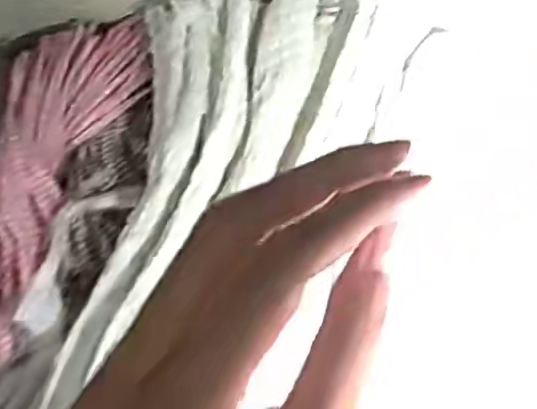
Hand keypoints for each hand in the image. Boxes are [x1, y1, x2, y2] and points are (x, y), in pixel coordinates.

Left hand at [76, 142, 429, 408]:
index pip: (283, 262)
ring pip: (211, 237)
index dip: (361, 208)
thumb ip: (345, 357)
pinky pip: (203, 264)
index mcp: (180, 399)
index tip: (422, 184)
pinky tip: (316, 214)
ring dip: (300, 189)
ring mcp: (114, 363)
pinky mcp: (122, 365)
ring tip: (368, 170)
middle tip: (400, 153)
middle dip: (328, 175)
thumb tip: (379, 253)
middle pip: (234, 228)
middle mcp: (129, 367)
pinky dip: (272, 222)